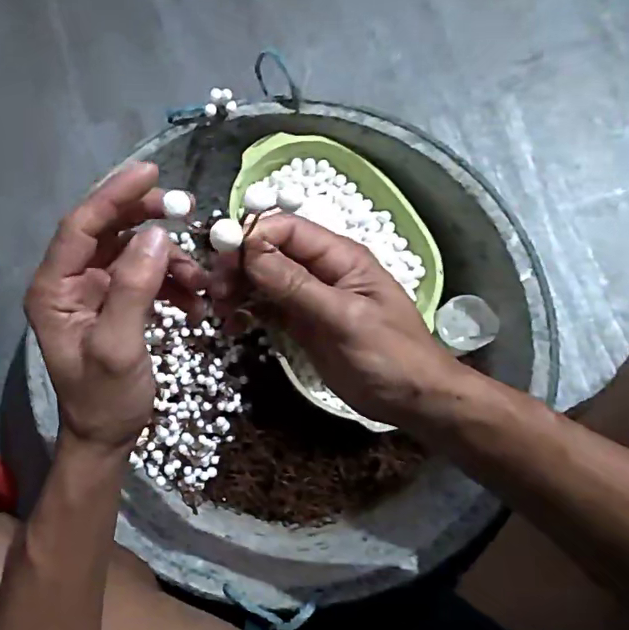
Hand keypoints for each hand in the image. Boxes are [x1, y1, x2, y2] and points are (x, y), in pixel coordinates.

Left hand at [25, 162, 206, 449]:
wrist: (107, 437)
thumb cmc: (105, 399)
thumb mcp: (118, 347)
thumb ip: (133, 290)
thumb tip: (157, 235)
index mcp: (53, 289)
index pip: (79, 227)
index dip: (113, 195)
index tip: (151, 173)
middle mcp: (68, 283)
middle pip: (105, 230)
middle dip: (146, 219)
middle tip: (185, 211)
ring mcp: (92, 292)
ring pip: (131, 251)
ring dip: (168, 258)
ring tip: (201, 279)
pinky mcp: (114, 303)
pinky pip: (144, 276)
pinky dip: (171, 280)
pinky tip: (196, 298)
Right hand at [209, 212, 461, 426]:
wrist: (413, 400)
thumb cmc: (389, 355)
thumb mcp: (342, 318)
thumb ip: (296, 286)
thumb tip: (250, 252)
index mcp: (339, 256)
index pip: (286, 229)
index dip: (251, 238)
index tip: (223, 262)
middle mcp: (321, 270)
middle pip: (269, 252)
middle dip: (238, 266)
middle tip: (215, 293)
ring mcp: (309, 297)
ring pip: (263, 280)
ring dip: (238, 290)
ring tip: (220, 311)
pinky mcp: (302, 324)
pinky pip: (267, 308)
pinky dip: (247, 312)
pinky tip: (233, 325)